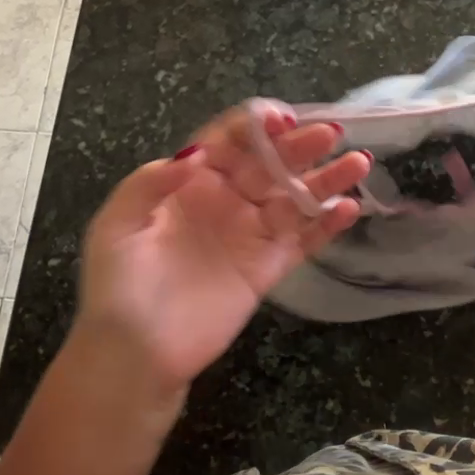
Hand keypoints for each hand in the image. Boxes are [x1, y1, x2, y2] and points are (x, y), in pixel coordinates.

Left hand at [72, 104, 370, 399]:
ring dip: (326, 179)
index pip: (229, 141)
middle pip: (269, 163)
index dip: (256, 125)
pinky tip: (349, 209)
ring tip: (357, 164)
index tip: (283, 119)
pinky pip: (303, 240)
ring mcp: (249, 234)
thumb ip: (150, 183)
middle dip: (299, 145)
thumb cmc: (118, 285)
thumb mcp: (117, 225)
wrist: (135, 354)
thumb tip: (194, 152)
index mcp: (189, 181)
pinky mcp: (267, 269)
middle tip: (330, 135)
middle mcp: (224, 200)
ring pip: (294, 198)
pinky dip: (327, 225)